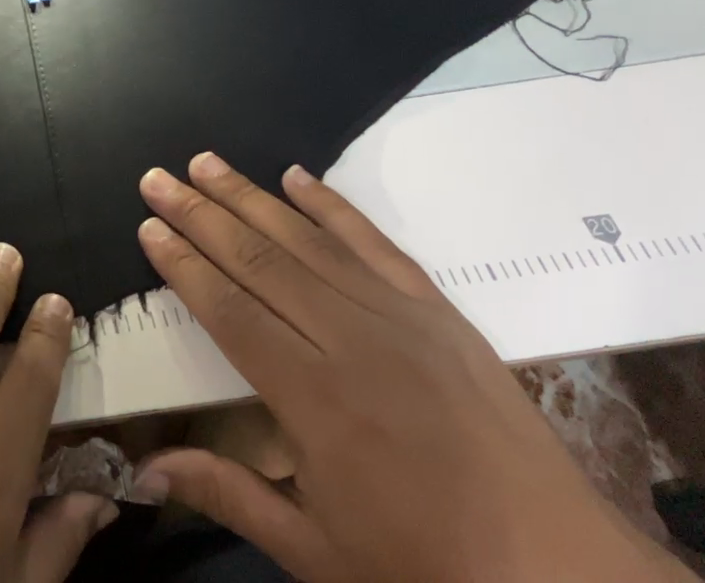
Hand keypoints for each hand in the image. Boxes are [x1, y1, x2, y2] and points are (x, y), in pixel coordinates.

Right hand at [130, 155, 696, 582]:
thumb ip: (226, 494)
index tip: (149, 227)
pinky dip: (334, 207)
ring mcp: (403, 320)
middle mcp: (354, 342)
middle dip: (201, 215)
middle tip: (156, 178)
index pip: (231, 312)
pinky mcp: (441, 314)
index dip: (184, 266)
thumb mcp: (315, 549)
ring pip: (311, 242)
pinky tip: (298, 178)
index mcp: (316, 399)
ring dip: (251, 197)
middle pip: (261, 262)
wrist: (560, 572)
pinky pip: (377, 246)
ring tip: (205, 163)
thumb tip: (143, 471)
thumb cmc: (424, 565)